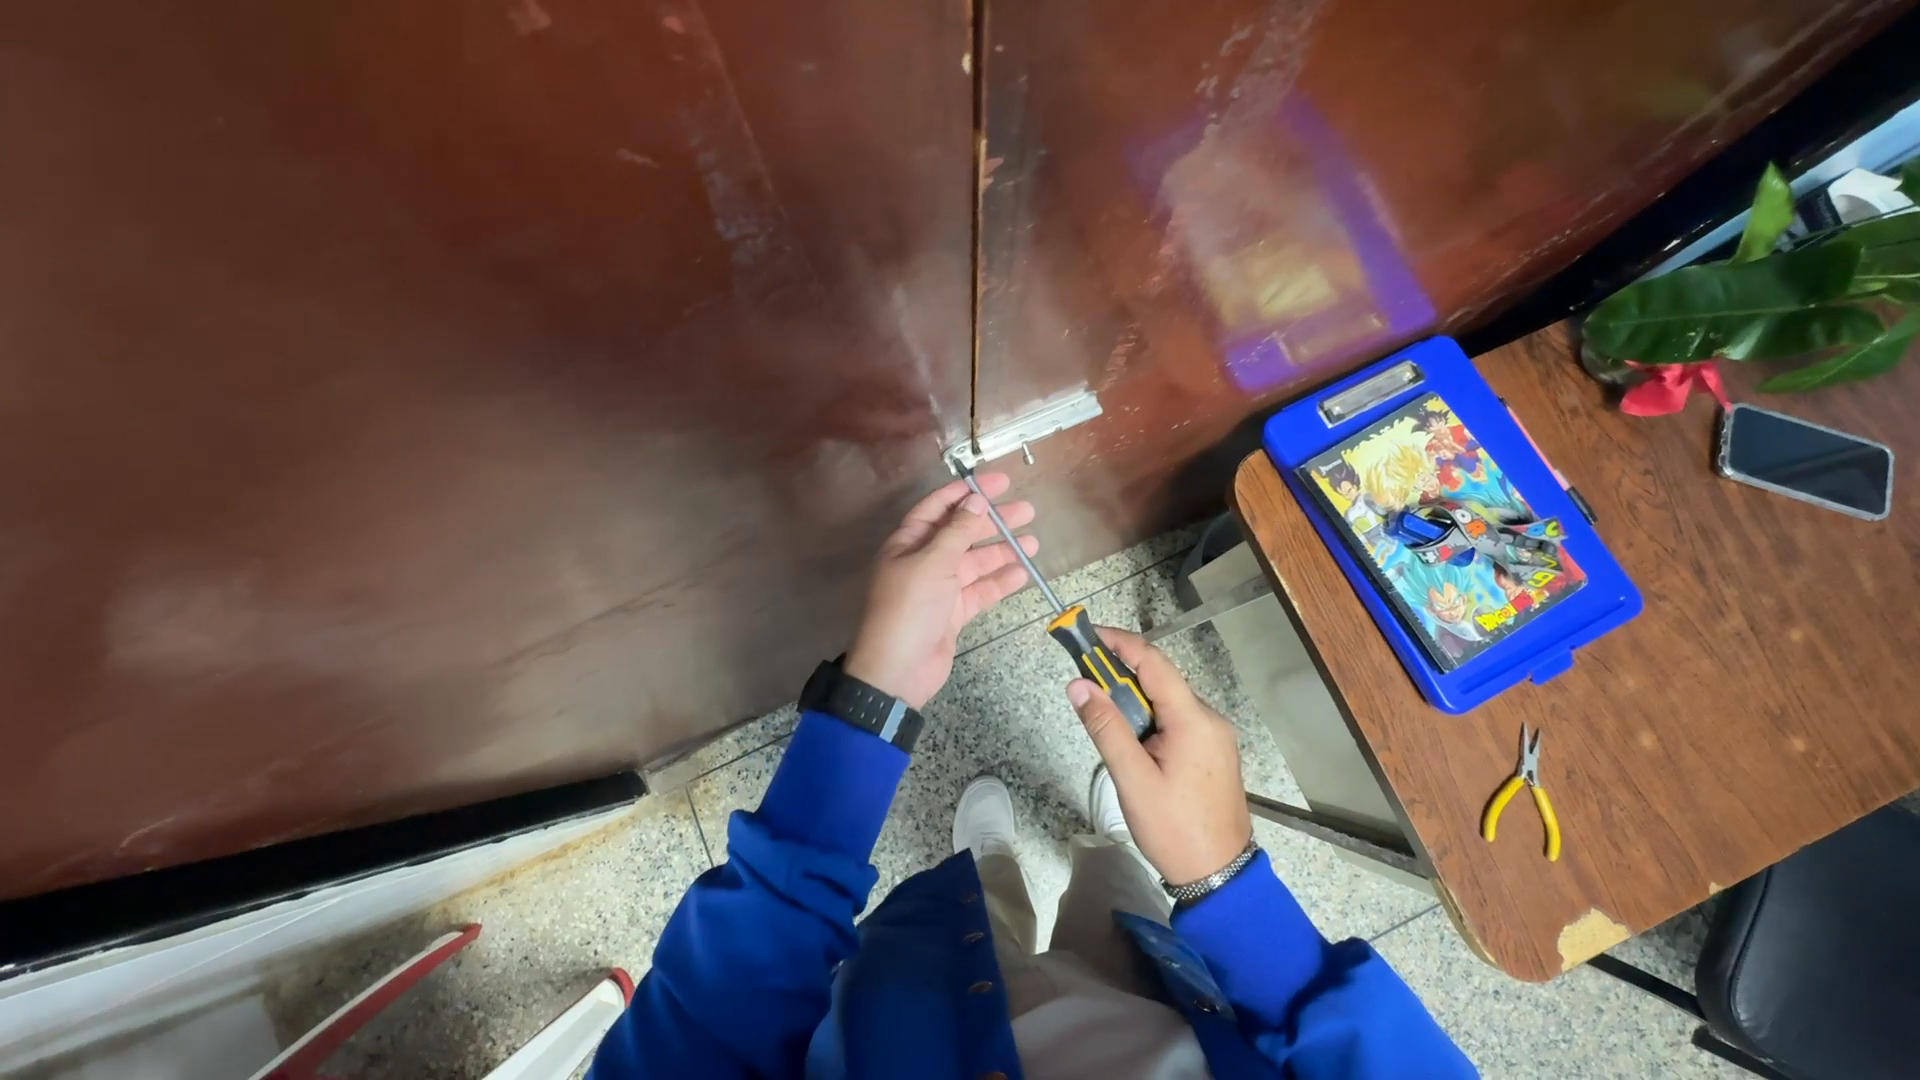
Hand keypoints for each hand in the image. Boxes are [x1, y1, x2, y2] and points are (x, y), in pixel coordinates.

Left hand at [843, 472, 1037, 709]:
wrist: (897, 670)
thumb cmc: (908, 609)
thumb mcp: (933, 562)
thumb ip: (958, 531)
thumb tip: (977, 501)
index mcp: (908, 542)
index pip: (939, 507)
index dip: (966, 492)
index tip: (997, 482)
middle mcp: (923, 561)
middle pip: (962, 533)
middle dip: (993, 522)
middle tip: (1026, 511)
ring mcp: (939, 588)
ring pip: (975, 562)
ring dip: (1002, 551)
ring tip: (1033, 541)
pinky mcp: (952, 613)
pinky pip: (980, 591)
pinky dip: (1000, 582)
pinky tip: (1022, 572)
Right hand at [1066, 626, 1251, 885]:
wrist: (1220, 875)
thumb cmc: (1173, 828)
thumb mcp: (1132, 778)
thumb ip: (1105, 727)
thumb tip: (1077, 683)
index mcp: (1193, 720)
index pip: (1153, 663)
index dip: (1119, 643)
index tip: (1087, 634)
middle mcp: (1209, 718)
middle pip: (1161, 680)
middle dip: (1120, 672)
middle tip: (1083, 676)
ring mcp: (1215, 735)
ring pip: (1168, 701)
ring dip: (1134, 698)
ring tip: (1101, 710)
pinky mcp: (1214, 752)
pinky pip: (1177, 720)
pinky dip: (1150, 717)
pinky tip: (1130, 736)